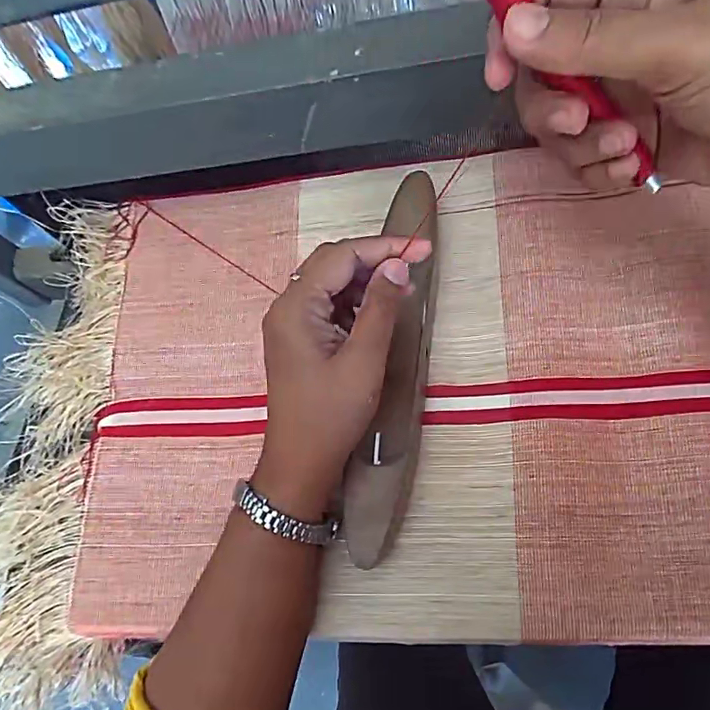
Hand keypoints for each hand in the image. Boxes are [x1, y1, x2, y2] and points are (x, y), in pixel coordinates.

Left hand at [255, 235, 432, 519]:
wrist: (301, 461)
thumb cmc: (331, 416)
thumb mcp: (363, 360)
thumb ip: (380, 308)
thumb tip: (397, 266)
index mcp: (295, 308)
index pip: (340, 256)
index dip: (383, 248)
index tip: (423, 249)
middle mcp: (286, 309)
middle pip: (331, 265)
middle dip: (374, 260)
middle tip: (416, 265)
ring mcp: (289, 326)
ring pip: (330, 285)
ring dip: (365, 282)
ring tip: (403, 290)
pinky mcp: (297, 342)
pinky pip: (326, 308)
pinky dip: (354, 304)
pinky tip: (379, 312)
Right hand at [483, 0, 709, 193]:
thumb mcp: (676, 38)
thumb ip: (589, 38)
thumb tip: (511, 24)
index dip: (511, 31)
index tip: (499, 76)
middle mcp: (621, 39)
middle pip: (542, 73)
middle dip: (552, 106)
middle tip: (580, 123)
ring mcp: (627, 93)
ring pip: (561, 125)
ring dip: (582, 147)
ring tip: (628, 149)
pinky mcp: (636, 142)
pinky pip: (588, 161)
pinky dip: (601, 172)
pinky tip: (634, 170)